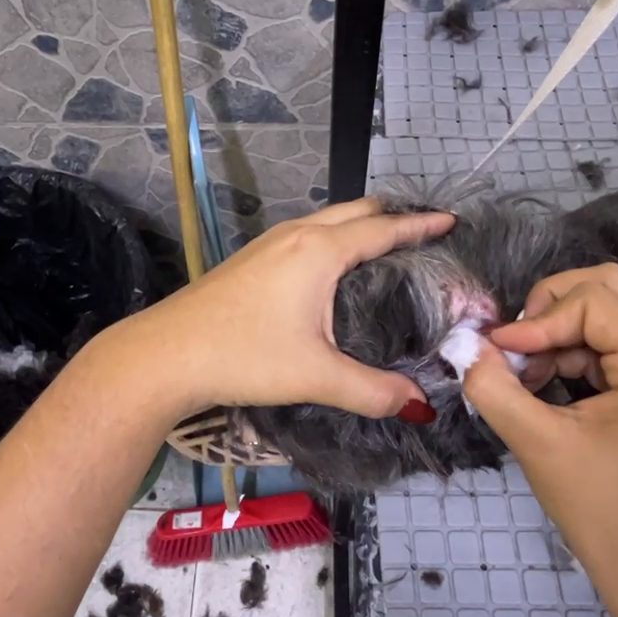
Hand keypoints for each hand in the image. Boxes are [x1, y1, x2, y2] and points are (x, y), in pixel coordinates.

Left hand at [89, 197, 454, 421]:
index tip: (451, 222)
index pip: (383, 228)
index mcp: (319, 250)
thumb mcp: (316, 375)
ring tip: (386, 254)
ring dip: (358, 227)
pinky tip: (333, 275)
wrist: (166, 354)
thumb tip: (418, 405)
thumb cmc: (244, 356)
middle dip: (392, 218)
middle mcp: (296, 234)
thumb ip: (372, 390)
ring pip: (326, 221)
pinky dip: (332, 241)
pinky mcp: (250, 259)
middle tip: (423, 239)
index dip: (420, 226)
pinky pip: (305, 236)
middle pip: (355, 211)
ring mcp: (268, 243)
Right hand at [462, 264, 617, 568]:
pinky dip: (570, 348)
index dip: (538, 319)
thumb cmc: (602, 510)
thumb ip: (493, 387)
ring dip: (558, 329)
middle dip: (551, 305)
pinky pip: (610, 338)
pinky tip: (542, 381)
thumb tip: (464, 346)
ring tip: (524, 370)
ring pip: (609, 308)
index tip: (498, 351)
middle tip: (516, 342)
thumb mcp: (537, 442)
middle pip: (609, 285)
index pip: (593, 301)